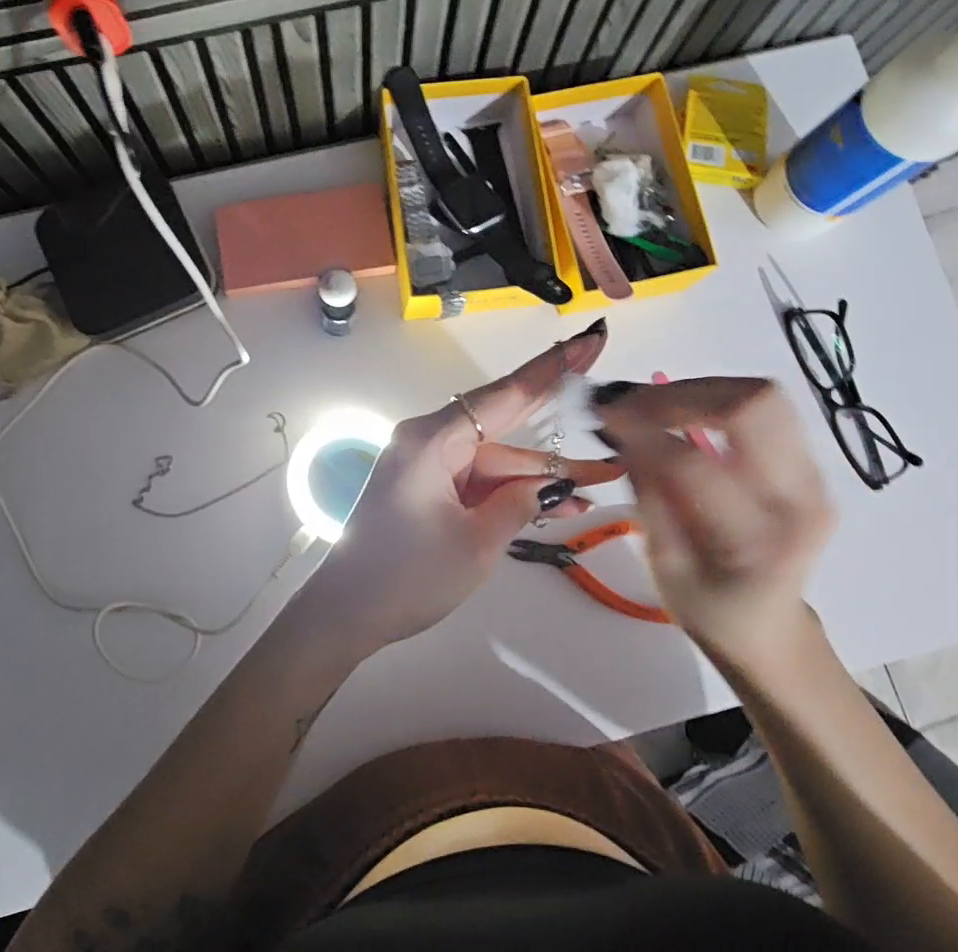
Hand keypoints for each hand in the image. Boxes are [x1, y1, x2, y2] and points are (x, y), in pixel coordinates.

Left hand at [293, 322, 620, 650]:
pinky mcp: (426, 491)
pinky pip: (477, 484)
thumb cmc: (407, 577)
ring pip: (495, 464)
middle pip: (504, 434)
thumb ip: (520, 504)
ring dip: (540, 480)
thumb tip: (555, 485)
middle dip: (558, 444)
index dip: (552, 371)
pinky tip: (559, 506)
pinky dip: (511, 495)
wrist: (345, 615)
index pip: (504, 396)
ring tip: (600, 486)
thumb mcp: (476, 543)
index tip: (589, 342)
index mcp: (432, 441)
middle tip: (612, 420)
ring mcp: (426, 468)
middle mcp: (427, 442)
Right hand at [596, 377, 835, 668]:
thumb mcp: (663, 568)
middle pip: (752, 407)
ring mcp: (816, 477)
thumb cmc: (708, 608)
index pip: (695, 465)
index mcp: (755, 544)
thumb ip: (649, 499)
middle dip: (682, 394)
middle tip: (633, 402)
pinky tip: (683, 415)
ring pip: (763, 395)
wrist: (768, 625)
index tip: (603, 413)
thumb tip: (625, 432)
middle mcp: (800, 501)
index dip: (643, 430)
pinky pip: (766, 408)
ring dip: (700, 390)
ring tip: (654, 405)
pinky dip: (718, 399)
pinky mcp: (813, 463)